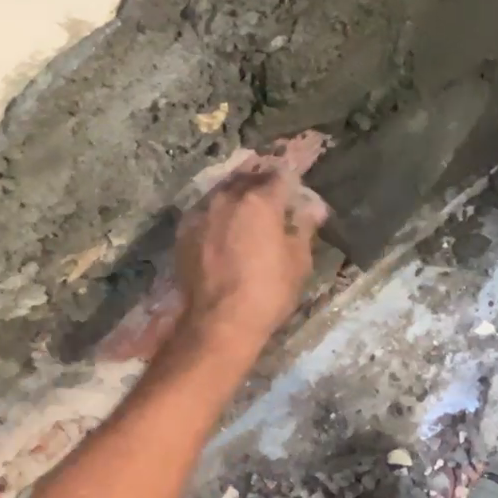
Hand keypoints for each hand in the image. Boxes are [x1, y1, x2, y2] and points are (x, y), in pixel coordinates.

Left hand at [173, 165, 327, 356]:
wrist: (220, 322)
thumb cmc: (269, 292)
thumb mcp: (299, 261)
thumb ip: (304, 228)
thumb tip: (314, 208)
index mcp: (261, 201)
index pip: (281, 176)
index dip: (291, 183)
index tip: (296, 194)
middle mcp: (228, 198)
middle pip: (248, 179)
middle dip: (262, 185)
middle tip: (273, 200)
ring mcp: (201, 213)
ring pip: (223, 193)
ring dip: (237, 197)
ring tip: (247, 214)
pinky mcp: (183, 232)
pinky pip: (205, 212)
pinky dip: (217, 215)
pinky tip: (223, 231)